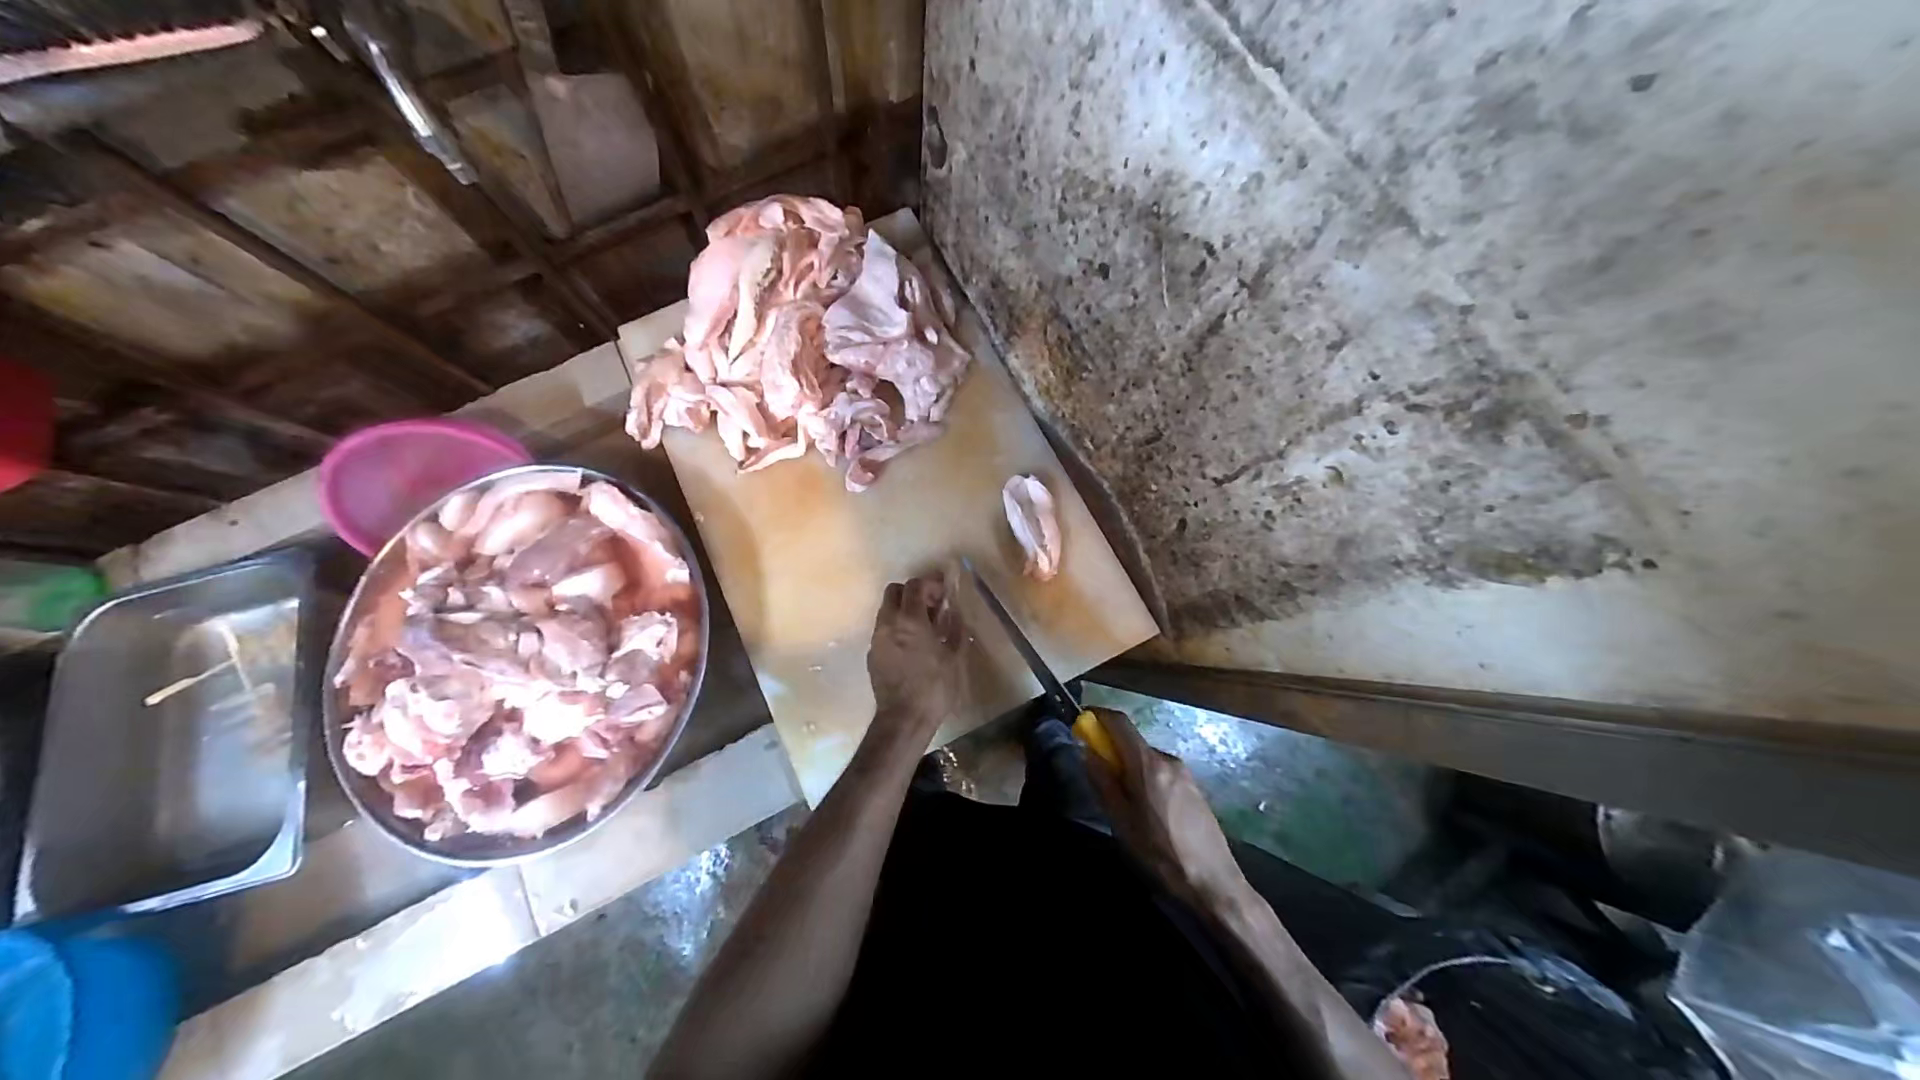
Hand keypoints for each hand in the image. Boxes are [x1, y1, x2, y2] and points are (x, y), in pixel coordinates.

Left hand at [866, 573, 964, 737]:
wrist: (904, 718)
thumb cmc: (935, 687)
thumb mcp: (954, 657)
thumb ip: (954, 628)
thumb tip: (953, 611)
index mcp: (909, 620)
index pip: (914, 586)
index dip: (930, 584)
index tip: (943, 592)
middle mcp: (888, 624)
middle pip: (894, 592)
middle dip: (912, 592)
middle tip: (931, 606)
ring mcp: (877, 639)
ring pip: (886, 611)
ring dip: (903, 610)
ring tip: (924, 627)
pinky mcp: (872, 655)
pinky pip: (883, 630)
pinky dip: (896, 628)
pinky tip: (911, 646)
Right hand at [1084, 708, 1248, 908]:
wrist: (1214, 883)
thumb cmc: (1160, 853)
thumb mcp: (1120, 821)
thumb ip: (1102, 781)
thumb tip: (1088, 752)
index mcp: (1148, 764)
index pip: (1120, 722)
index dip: (1098, 716)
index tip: (1082, 721)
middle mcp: (1168, 760)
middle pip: (1133, 742)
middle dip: (1112, 749)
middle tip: (1098, 776)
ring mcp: (1185, 774)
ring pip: (1147, 759)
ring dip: (1130, 768)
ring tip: (1124, 804)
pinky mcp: (1195, 788)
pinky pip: (1162, 772)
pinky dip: (1146, 779)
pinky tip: (1147, 811)